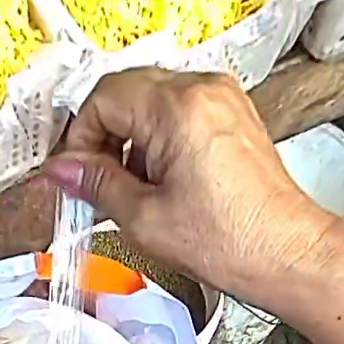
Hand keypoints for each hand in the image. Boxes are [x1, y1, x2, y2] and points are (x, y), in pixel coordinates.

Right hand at [42, 69, 343, 297]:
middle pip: (125, 94)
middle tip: (91, 184)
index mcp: (177, 109)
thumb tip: (62, 170)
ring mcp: (220, 100)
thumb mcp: (142, 218)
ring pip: (149, 105)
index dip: (78, 138)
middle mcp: (202, 90)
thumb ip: (96, 185)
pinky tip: (152, 186)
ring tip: (126, 193)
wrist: (281, 252)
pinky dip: (153, 145)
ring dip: (127, 145)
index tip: (72, 173)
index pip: (103, 98)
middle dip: (100, 140)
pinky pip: (176, 116)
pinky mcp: (229, 117)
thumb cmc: (228, 240)